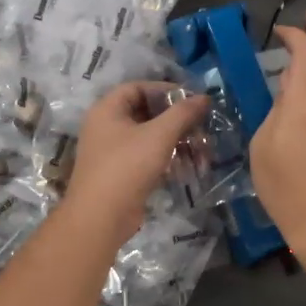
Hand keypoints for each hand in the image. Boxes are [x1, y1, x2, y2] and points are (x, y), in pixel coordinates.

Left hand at [67, 83, 209, 242]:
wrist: (101, 218)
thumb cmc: (127, 167)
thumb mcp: (159, 135)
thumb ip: (183, 113)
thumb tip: (204, 97)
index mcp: (107, 110)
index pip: (138, 88)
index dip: (165, 90)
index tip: (191, 99)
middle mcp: (106, 127)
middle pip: (145, 113)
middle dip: (176, 119)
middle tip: (201, 125)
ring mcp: (112, 152)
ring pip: (149, 137)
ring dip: (176, 140)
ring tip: (201, 149)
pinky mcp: (121, 173)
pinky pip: (147, 157)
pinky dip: (167, 157)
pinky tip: (188, 166)